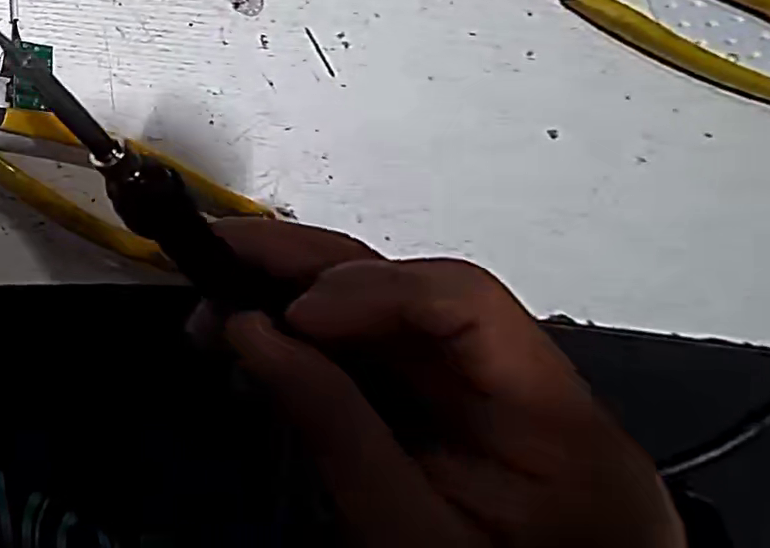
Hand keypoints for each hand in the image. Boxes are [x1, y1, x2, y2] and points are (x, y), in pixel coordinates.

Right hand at [208, 218, 684, 547]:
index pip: (460, 300)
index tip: (294, 314)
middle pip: (396, 279)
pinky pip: (347, 332)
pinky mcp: (419, 391)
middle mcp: (511, 383)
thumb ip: (338, 432)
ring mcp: (463, 383)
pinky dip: (287, 322)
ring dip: (280, 285)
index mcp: (552, 423)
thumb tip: (254, 334)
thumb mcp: (411, 536)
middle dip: (297, 260)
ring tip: (217, 295)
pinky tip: (247, 329)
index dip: (366, 287)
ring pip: (362, 295)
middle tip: (223, 251)